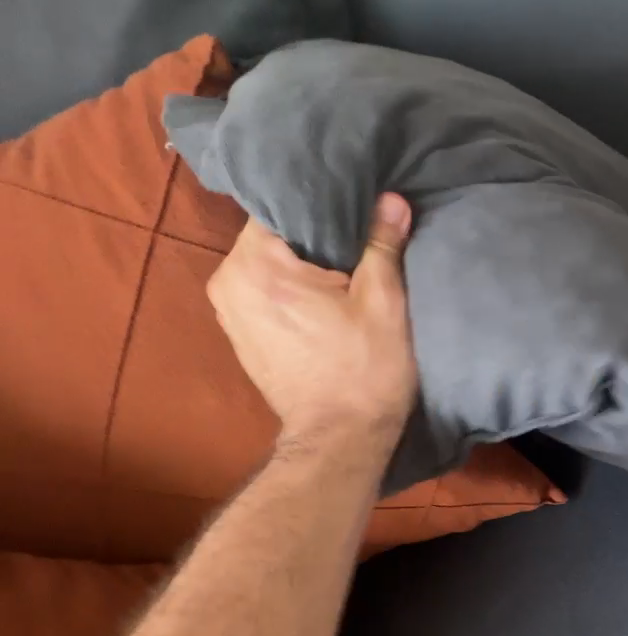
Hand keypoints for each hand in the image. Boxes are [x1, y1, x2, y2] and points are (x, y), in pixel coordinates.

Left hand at [207, 193, 417, 460]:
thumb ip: (382, 247)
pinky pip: (266, 294)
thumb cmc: (366, 369)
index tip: (359, 216)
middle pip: (275, 238)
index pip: (282, 208)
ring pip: (271, 267)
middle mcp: (227, 280)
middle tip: (362, 251)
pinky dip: (295, 294)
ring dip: (307, 270)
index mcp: (257, 264)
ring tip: (348, 281)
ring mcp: (229, 310)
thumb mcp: (385, 304)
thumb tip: (390, 200)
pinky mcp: (241, 334)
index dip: (324, 209)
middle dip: (317, 242)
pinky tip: (329, 309)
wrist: (342, 435)